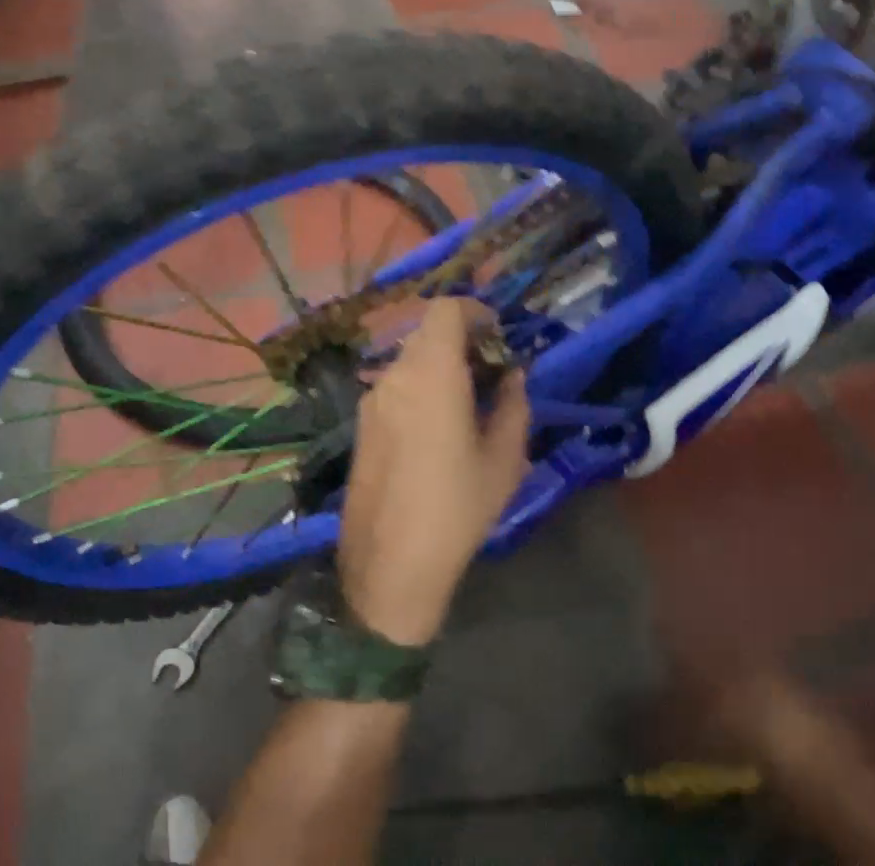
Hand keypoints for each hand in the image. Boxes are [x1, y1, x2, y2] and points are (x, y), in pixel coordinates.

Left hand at [337, 299, 530, 645]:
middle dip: (461, 343)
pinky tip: (438, 430)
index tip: (498, 335)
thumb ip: (513, 405)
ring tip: (469, 406)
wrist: (390, 563)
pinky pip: (395, 389)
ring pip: (409, 363)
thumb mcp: (504, 459)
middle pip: (427, 335)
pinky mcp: (361, 427)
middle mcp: (394, 377)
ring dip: (440, 368)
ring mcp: (371, 402)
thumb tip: (513, 376)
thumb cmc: (457, 508)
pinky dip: (419, 390)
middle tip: (492, 375)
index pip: (446, 310)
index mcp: (431, 374)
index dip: (475, 311)